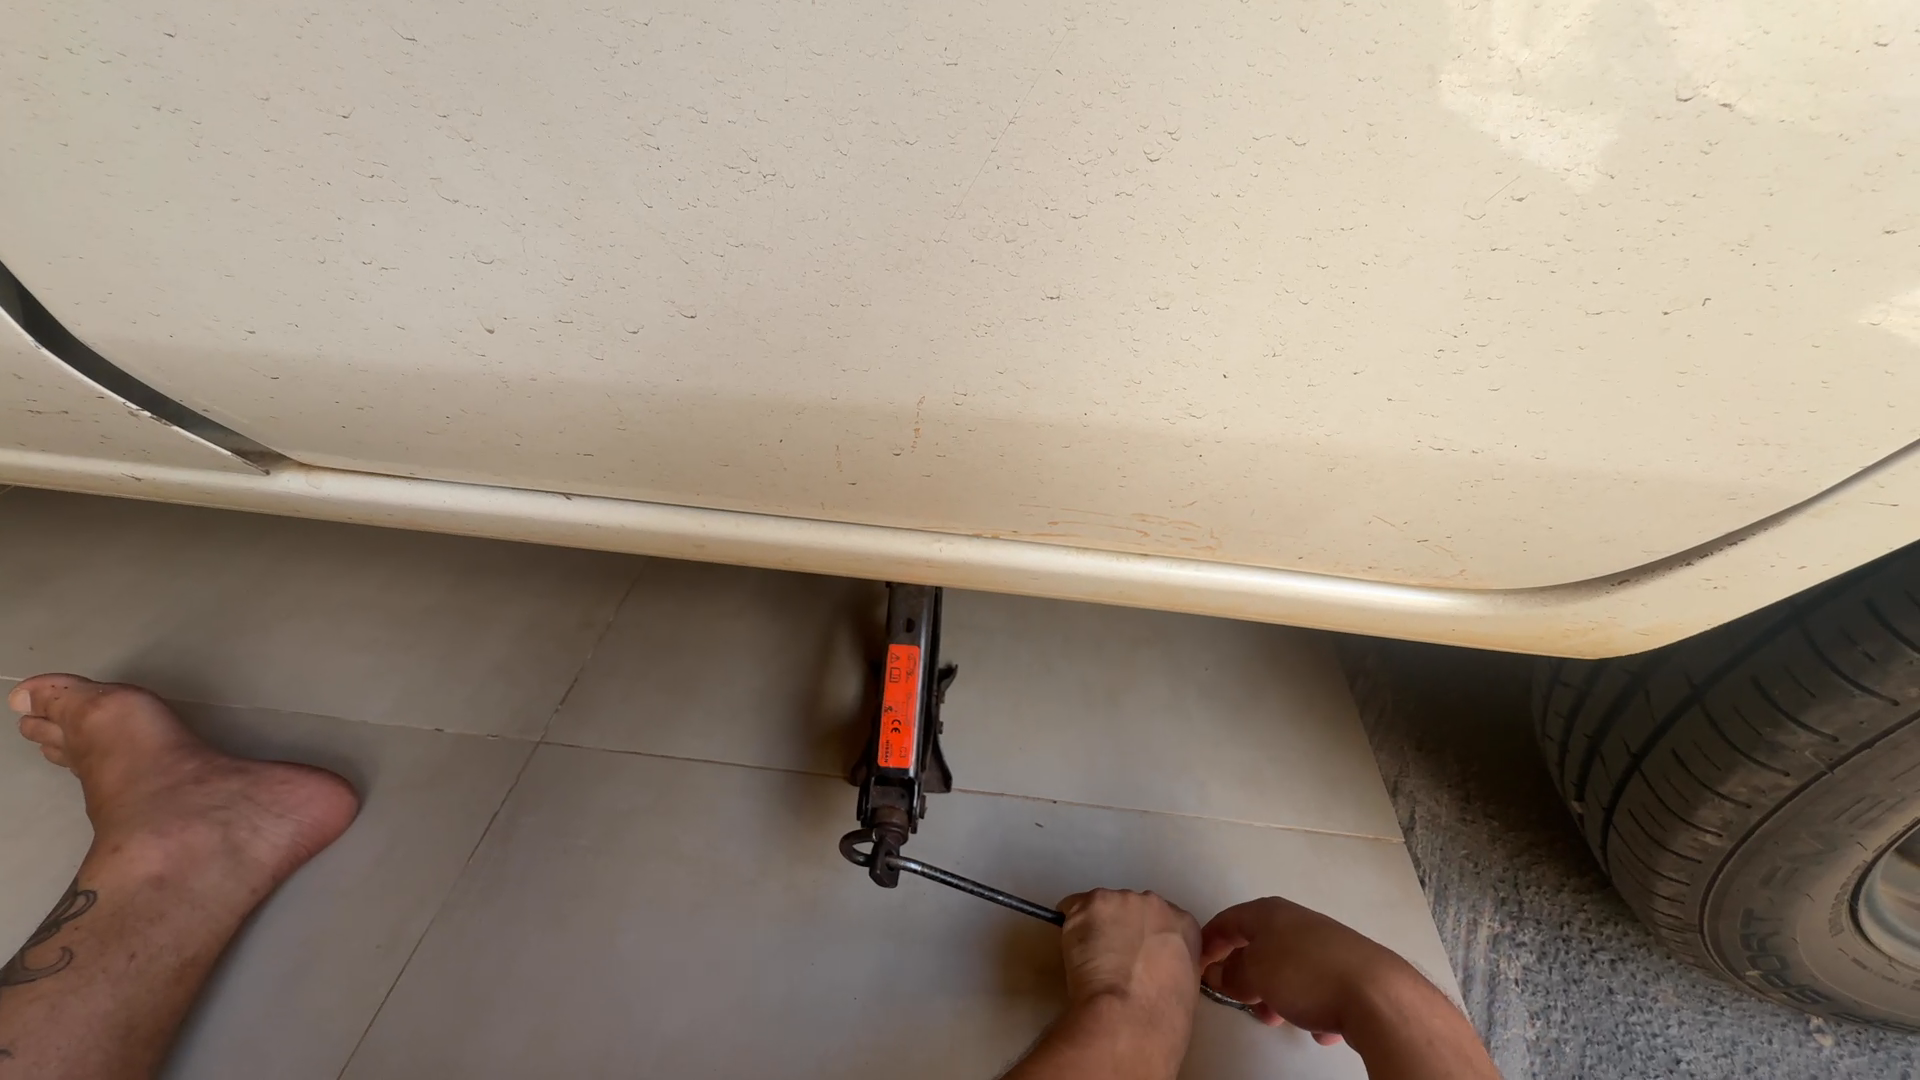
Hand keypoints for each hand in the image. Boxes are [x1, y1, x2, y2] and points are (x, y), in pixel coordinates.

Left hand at [1000, 890, 1201, 1079]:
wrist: (1129, 1017)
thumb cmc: (1162, 1017)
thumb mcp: (1186, 987)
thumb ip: (1174, 962)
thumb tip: (1157, 964)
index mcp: (1182, 923)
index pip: (1163, 920)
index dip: (1147, 938)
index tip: (1138, 955)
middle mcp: (1152, 902)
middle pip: (1131, 908)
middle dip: (1122, 928)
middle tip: (1115, 959)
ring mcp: (1118, 900)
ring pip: (1102, 908)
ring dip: (1097, 927)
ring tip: (1093, 961)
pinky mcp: (1087, 905)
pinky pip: (1073, 909)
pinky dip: (1072, 928)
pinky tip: (1075, 953)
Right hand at [1201, 897, 1501, 1079]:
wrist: (1377, 994)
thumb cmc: (1305, 974)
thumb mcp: (1255, 974)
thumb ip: (1231, 973)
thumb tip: (1218, 974)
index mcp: (1269, 912)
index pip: (1227, 920)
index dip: (1209, 942)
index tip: (1197, 966)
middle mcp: (1297, 921)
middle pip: (1259, 944)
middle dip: (1245, 974)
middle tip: (1239, 999)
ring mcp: (1327, 944)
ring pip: (1289, 967)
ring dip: (1276, 993)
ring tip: (1276, 1018)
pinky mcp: (1353, 970)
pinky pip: (1320, 986)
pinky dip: (1311, 1005)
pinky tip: (1317, 1029)